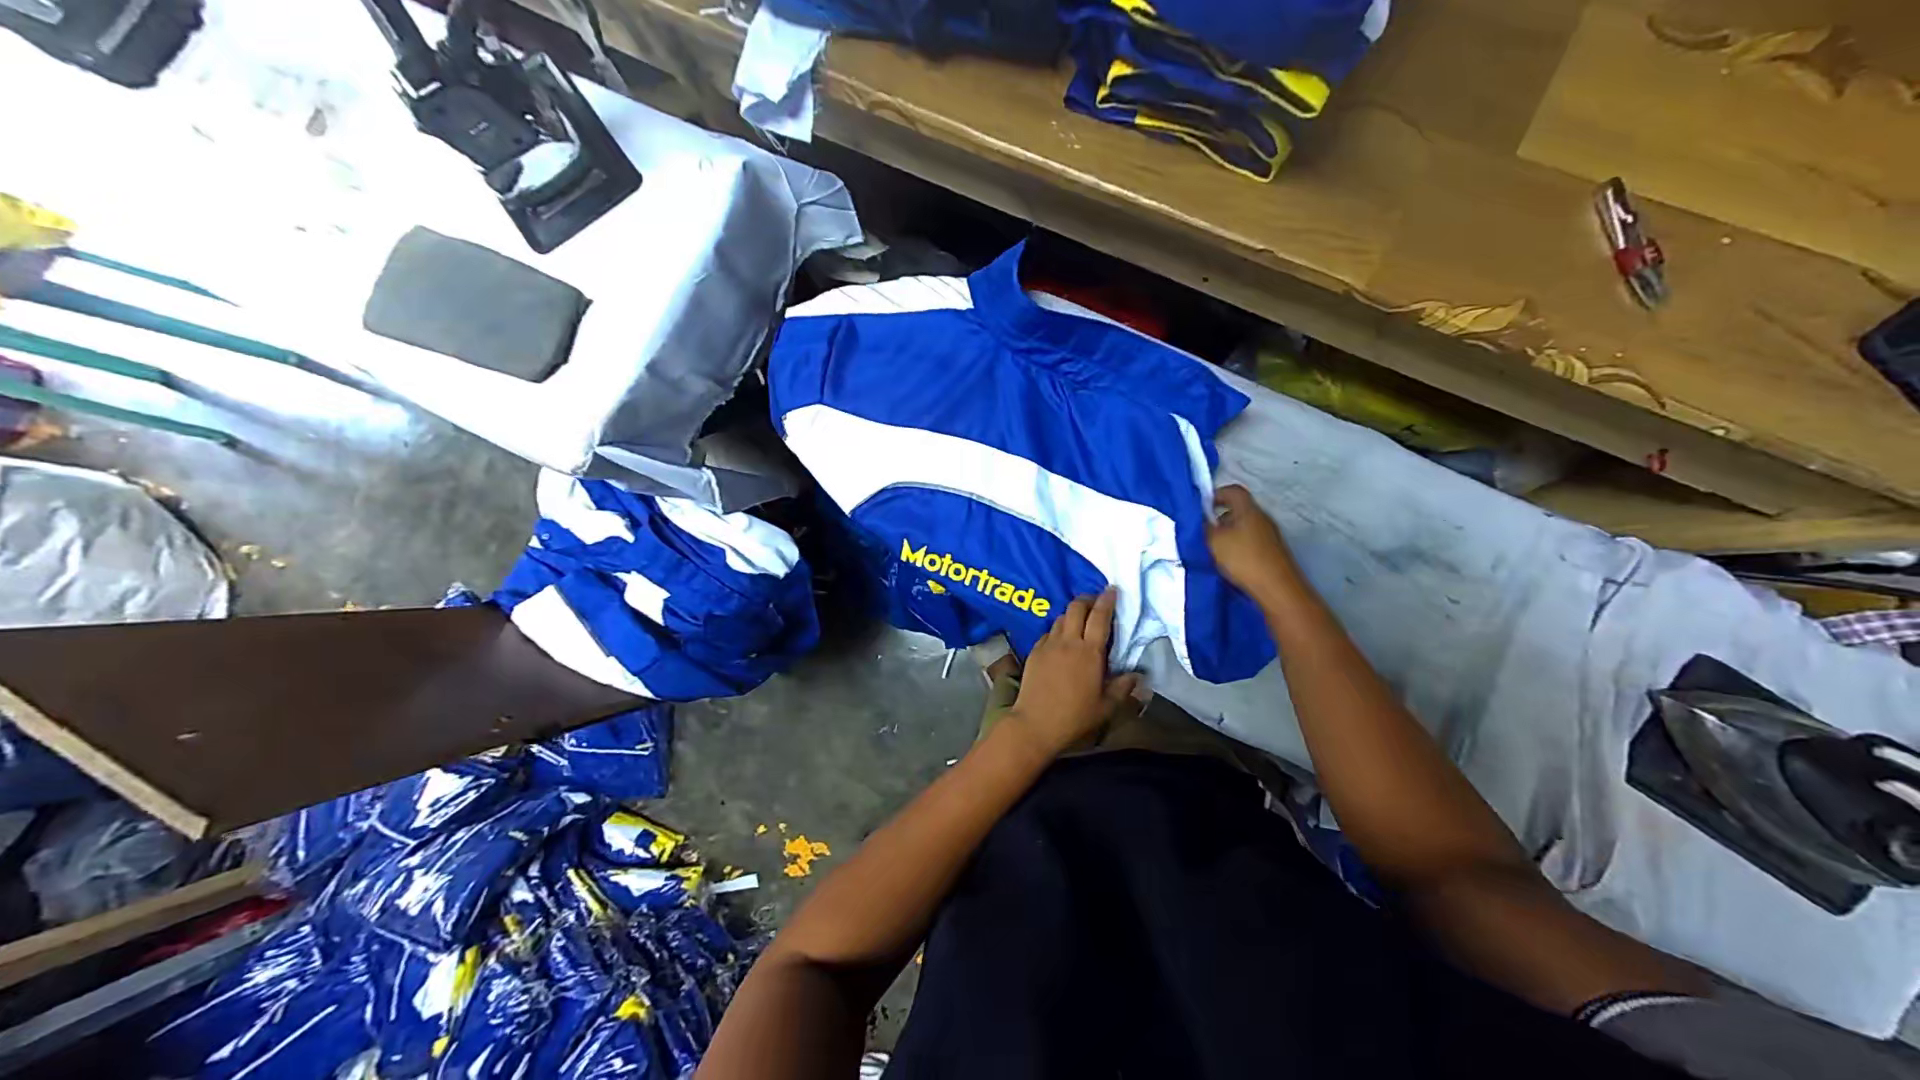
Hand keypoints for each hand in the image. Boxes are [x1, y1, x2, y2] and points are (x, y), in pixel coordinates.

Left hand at [1004, 588, 1141, 757]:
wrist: (1035, 723)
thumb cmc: (1075, 716)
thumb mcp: (1106, 706)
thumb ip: (1123, 687)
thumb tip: (1137, 675)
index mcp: (1089, 652)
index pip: (1100, 617)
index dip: (1107, 600)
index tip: (1112, 590)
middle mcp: (1068, 642)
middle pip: (1076, 607)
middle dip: (1087, 599)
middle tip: (1095, 602)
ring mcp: (1048, 645)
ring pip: (1061, 618)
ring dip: (1072, 614)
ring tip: (1080, 620)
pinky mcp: (1034, 652)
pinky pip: (1048, 632)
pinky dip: (1058, 630)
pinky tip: (1061, 640)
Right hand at [1206, 484, 1300, 605]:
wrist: (1277, 588)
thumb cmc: (1243, 559)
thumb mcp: (1214, 541)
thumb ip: (1204, 527)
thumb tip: (1203, 520)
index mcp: (1249, 510)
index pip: (1233, 490)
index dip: (1216, 495)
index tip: (1202, 509)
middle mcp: (1262, 518)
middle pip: (1238, 509)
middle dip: (1219, 518)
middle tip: (1205, 532)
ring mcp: (1270, 535)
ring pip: (1243, 526)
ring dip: (1228, 534)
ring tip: (1215, 550)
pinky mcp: (1273, 551)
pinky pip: (1250, 541)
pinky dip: (1238, 546)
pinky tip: (1230, 562)